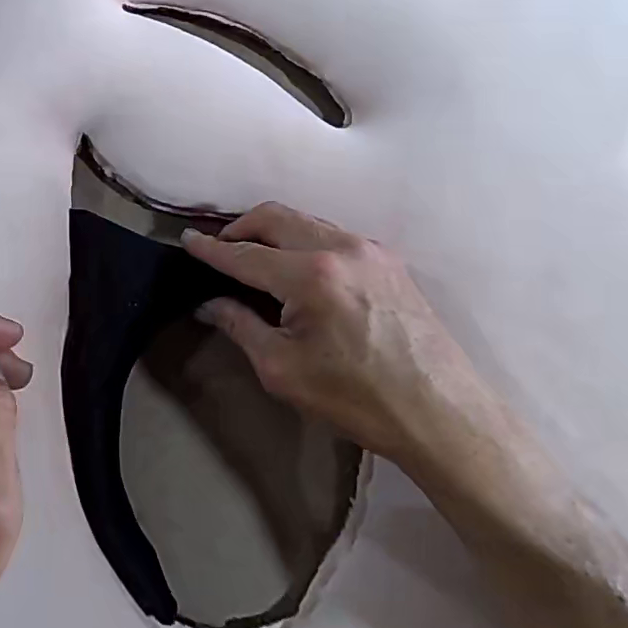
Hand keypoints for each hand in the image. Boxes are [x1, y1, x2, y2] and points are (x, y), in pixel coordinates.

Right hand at [182, 202, 483, 463]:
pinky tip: (300, 267)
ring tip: (256, 256)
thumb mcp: (283, 370)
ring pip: (306, 221)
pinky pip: (334, 234)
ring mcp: (369, 248)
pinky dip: (305, 240)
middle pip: (275, 217)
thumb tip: (210, 303)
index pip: (246, 254)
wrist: (439, 410)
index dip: (212, 249)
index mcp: (311, 275)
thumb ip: (241, 326)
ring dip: (274, 231)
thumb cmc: (356, 398)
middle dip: (241, 226)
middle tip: (220, 247)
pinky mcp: (389, 258)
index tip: (188, 240)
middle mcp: (340, 247)